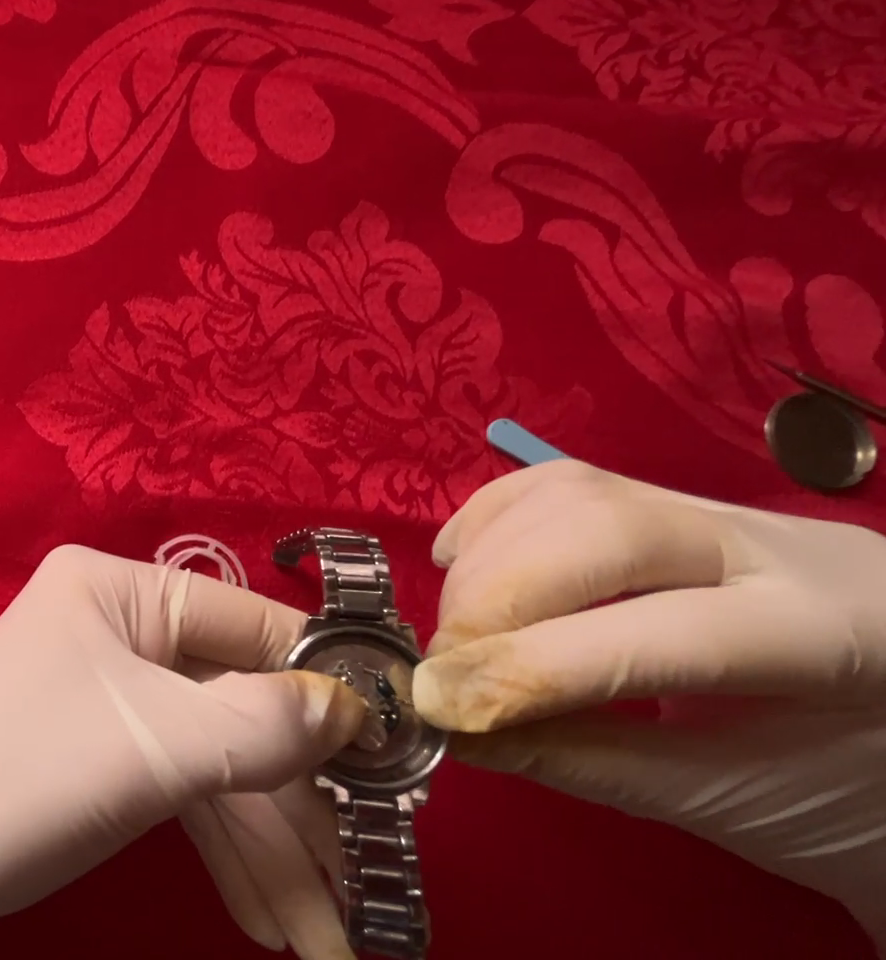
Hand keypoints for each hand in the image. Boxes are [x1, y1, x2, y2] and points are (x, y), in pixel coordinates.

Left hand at [0, 545, 366, 957]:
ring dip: (273, 847)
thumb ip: (267, 724)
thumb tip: (350, 708)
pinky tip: (277, 919)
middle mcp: (116, 627)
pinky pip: (184, 786)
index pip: (246, 621)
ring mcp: (113, 691)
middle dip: (299, 799)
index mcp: (116, 589)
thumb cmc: (33, 770)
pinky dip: (228, 848)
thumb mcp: (159, 744)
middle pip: (238, 703)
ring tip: (335, 936)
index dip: (322, 679)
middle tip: (369, 871)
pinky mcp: (107, 748)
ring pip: (217, 761)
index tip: (394, 743)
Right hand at [412, 460, 885, 948]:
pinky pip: (557, 482)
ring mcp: (721, 510)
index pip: (661, 634)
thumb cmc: (848, 794)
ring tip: (454, 627)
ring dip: (484, 558)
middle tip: (442, 661)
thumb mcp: (737, 802)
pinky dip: (487, 519)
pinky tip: (459, 562)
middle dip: (496, 595)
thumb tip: (453, 730)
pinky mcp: (669, 501)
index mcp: (838, 635)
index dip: (532, 667)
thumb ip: (590, 762)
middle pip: (604, 530)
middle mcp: (781, 546)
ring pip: (569, 493)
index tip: (438, 704)